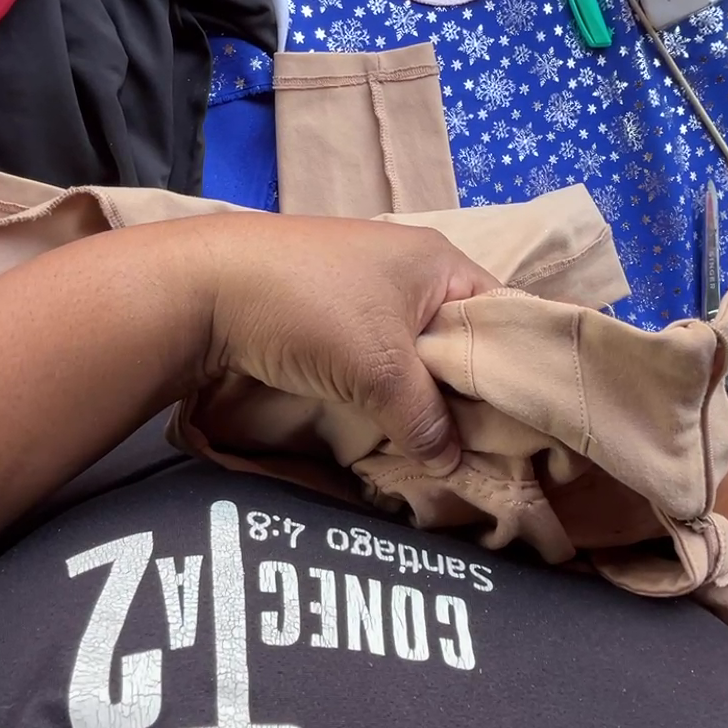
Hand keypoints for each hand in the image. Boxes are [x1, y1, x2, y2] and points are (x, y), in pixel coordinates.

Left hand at [190, 213, 498, 473]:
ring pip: (418, 355)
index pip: (504, 319)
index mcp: (441, 262)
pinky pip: (382, 358)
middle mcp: (412, 269)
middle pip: (461, 341)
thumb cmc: (310, 310)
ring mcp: (370, 289)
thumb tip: (452, 464)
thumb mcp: (382, 370)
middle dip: (466, 395)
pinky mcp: (334, 313)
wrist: (205, 287)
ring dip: (422, 398)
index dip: (517, 373)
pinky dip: (388, 391)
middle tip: (480, 450)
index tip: (523, 430)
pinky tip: (391, 426)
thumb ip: (427, 419)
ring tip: (436, 448)